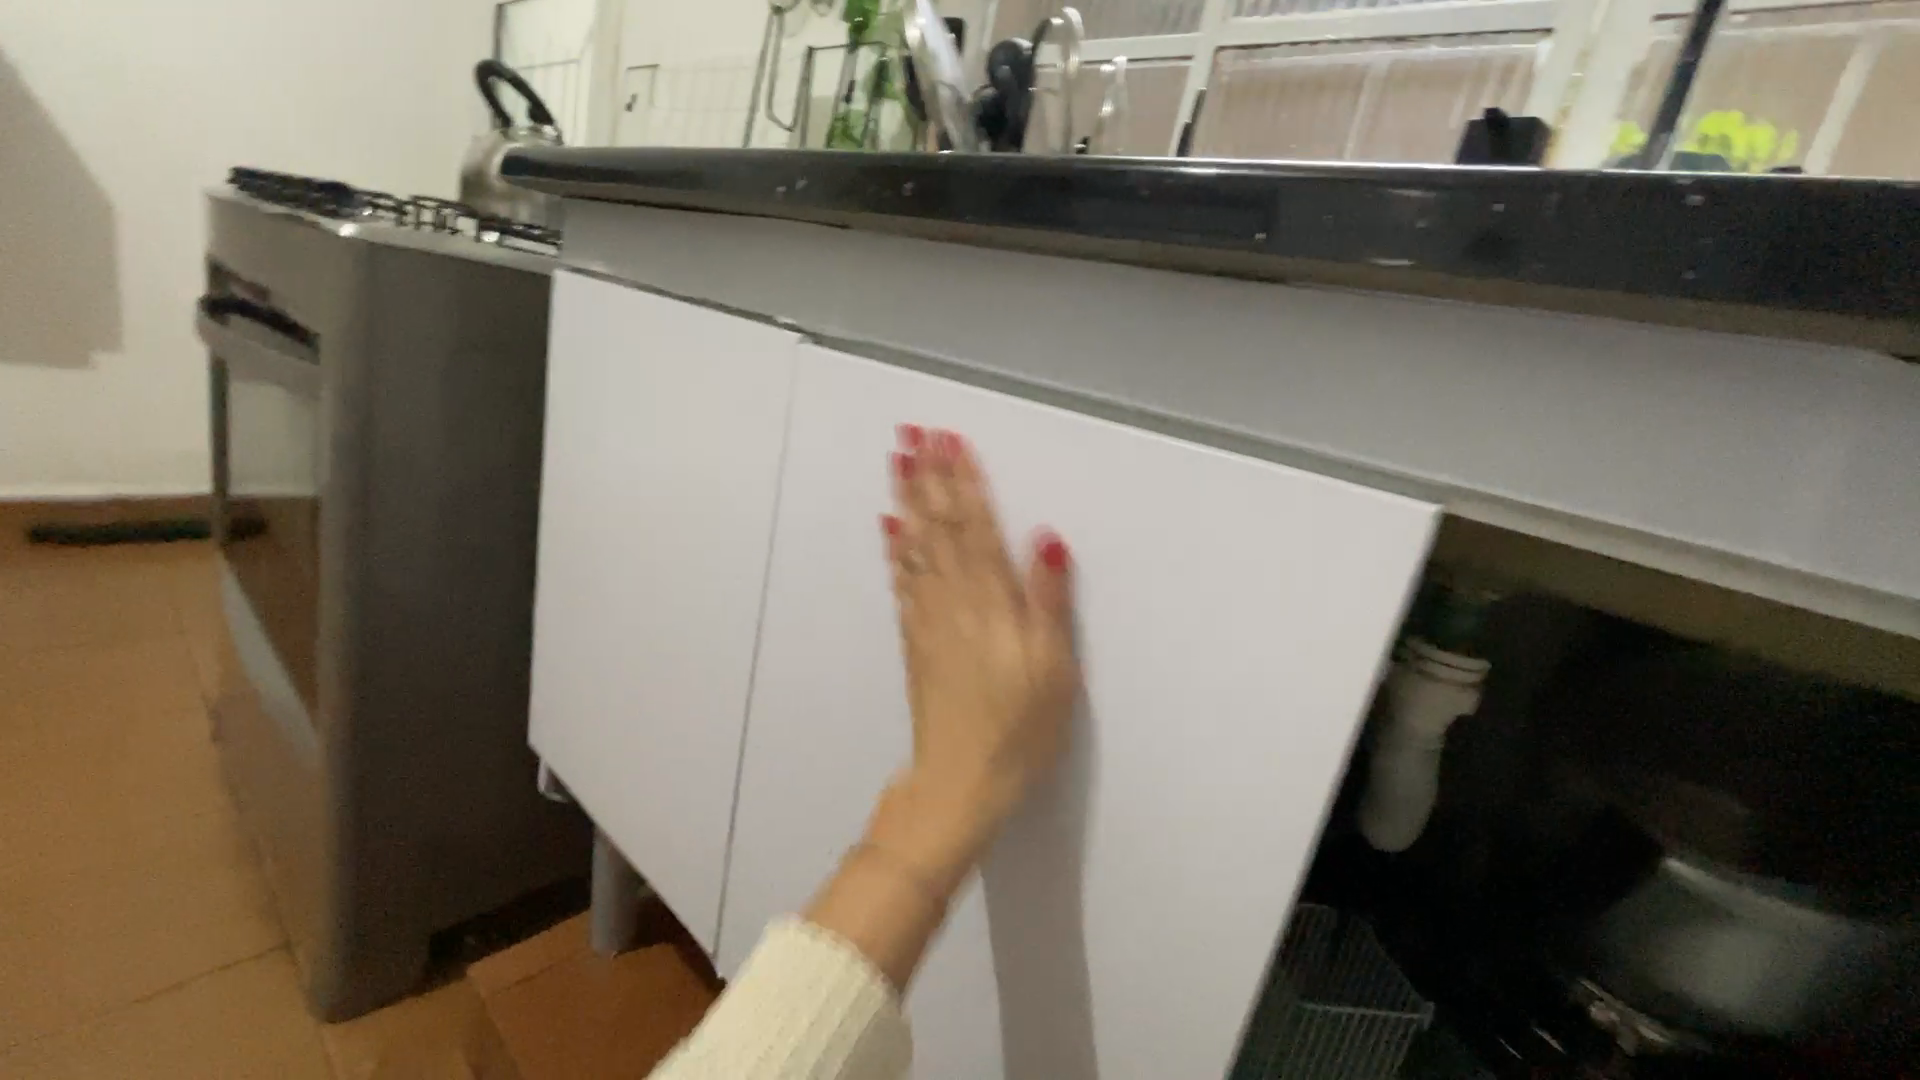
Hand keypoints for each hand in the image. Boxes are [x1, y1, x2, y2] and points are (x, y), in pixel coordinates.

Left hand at [873, 425, 1079, 880]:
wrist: (960, 780)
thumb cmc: (1020, 729)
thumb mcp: (1054, 669)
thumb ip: (1049, 600)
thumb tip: (1045, 536)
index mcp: (992, 602)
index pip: (976, 526)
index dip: (964, 481)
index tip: (948, 439)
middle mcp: (955, 600)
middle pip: (940, 526)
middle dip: (929, 477)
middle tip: (911, 432)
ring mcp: (929, 619)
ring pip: (917, 546)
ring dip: (908, 500)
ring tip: (898, 462)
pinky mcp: (916, 641)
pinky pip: (903, 581)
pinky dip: (896, 549)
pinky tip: (890, 526)